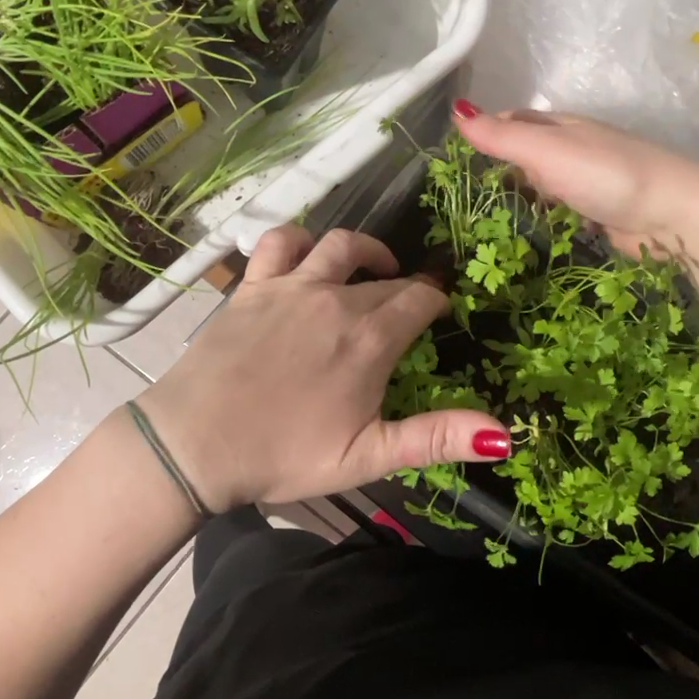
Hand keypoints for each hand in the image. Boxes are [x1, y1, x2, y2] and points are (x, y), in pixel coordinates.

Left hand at [134, 226, 510, 510]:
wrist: (194, 445)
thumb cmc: (284, 455)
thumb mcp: (368, 457)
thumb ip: (436, 438)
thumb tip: (505, 435)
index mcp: (370, 339)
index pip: (420, 299)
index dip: (437, 301)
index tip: (440, 313)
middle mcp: (336, 300)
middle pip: (385, 280)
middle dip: (405, 289)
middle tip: (408, 312)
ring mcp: (291, 286)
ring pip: (340, 245)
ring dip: (365, 252)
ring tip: (374, 269)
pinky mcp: (252, 286)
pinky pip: (280, 242)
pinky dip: (300, 241)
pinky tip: (307, 257)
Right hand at [449, 102, 698, 251]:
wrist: (672, 215)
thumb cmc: (605, 175)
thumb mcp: (546, 151)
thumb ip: (503, 136)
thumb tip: (457, 111)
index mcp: (562, 127)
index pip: (516, 121)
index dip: (488, 132)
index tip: (455, 157)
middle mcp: (575, 151)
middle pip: (530, 156)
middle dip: (501, 170)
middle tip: (464, 197)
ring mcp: (590, 185)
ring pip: (545, 188)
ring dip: (522, 200)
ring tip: (486, 223)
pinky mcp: (601, 216)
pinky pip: (563, 215)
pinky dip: (545, 221)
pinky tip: (528, 237)